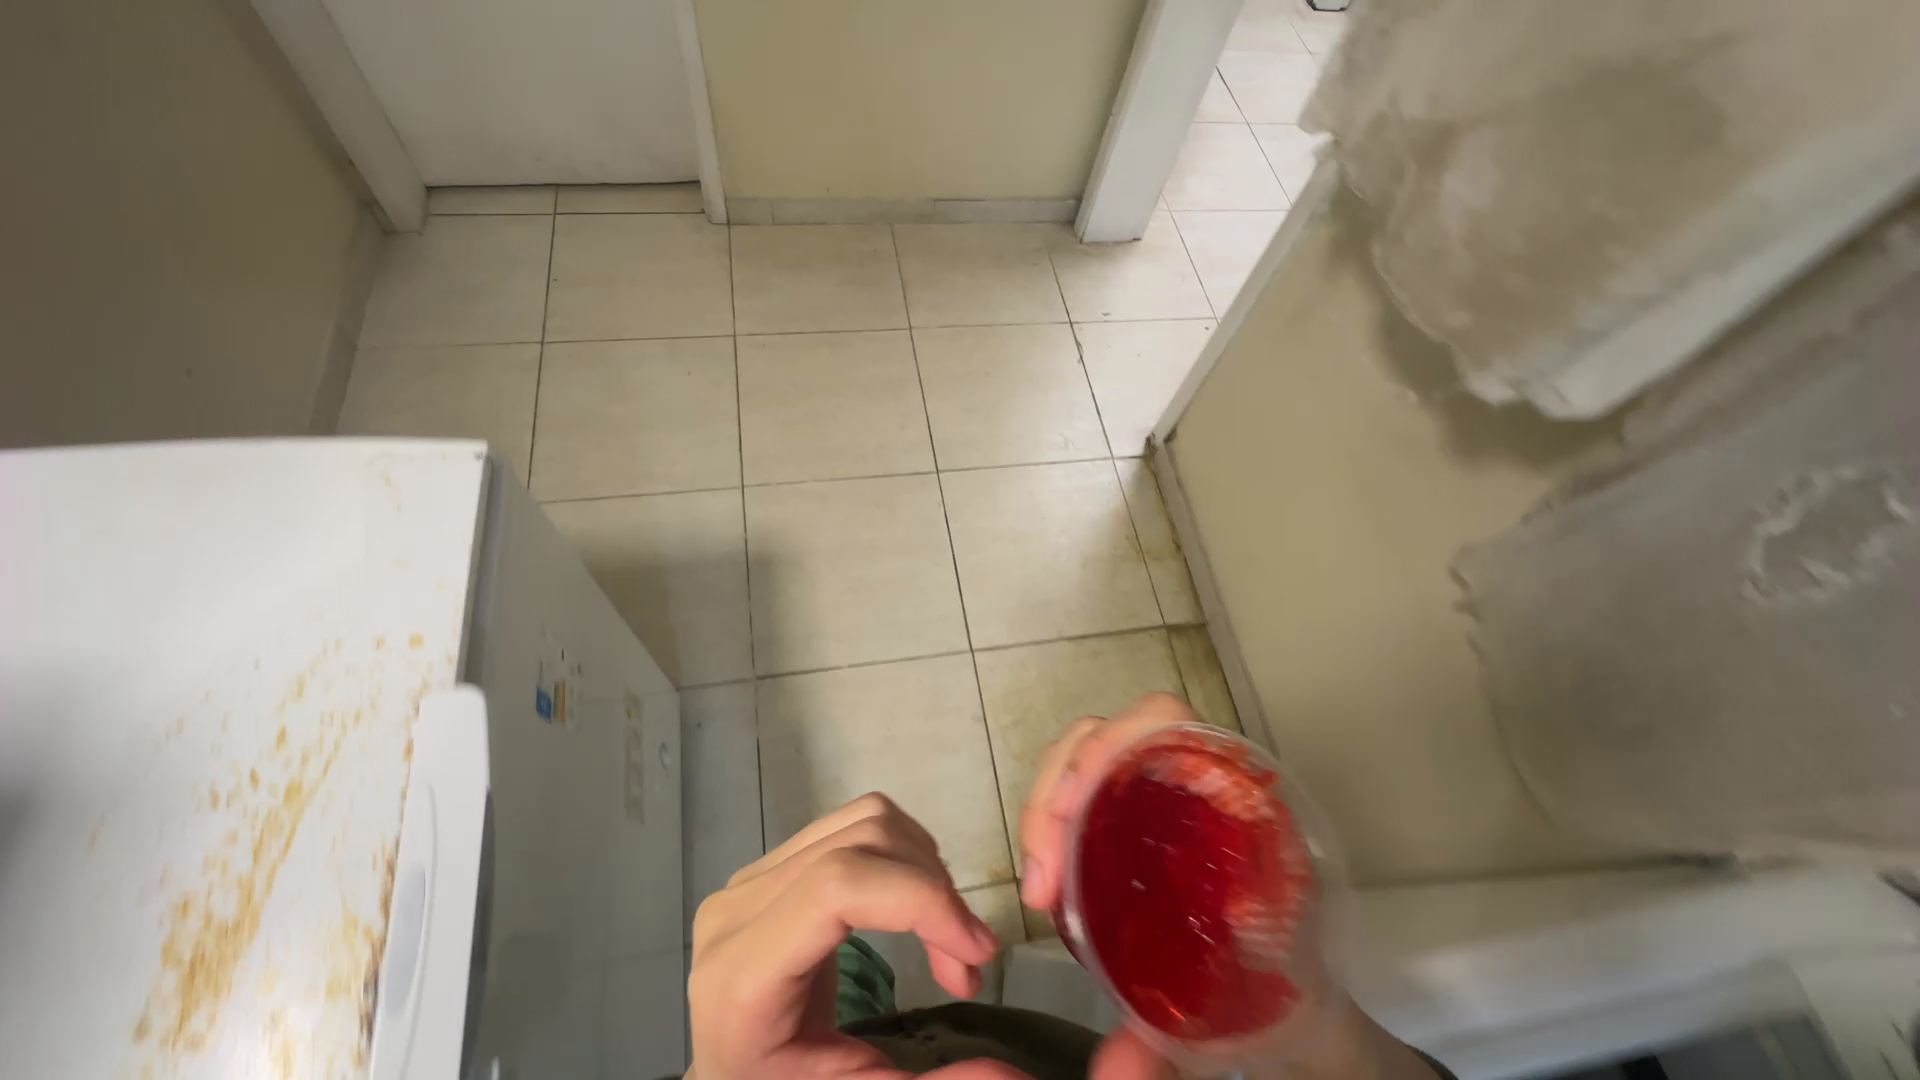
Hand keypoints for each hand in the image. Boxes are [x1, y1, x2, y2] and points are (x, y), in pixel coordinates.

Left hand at [686, 793, 1030, 1079]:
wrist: (727, 1070)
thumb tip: (1020, 1075)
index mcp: (743, 975)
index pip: (837, 888)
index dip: (921, 900)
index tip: (978, 951)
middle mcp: (738, 909)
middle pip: (861, 844)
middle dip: (937, 891)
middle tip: (971, 959)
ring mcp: (753, 877)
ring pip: (864, 820)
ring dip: (926, 866)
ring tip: (945, 930)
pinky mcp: (773, 862)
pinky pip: (854, 823)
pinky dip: (906, 852)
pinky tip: (914, 901)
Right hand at [1018, 694, 1439, 1079]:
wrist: (1291, 996)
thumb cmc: (1278, 970)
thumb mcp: (1250, 982)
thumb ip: (1190, 1019)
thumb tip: (1118, 1065)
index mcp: (1224, 787)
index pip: (1160, 718)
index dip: (1109, 742)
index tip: (1072, 806)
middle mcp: (1177, 776)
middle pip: (1098, 741)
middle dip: (1055, 795)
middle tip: (1041, 874)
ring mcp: (1144, 797)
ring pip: (1075, 769)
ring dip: (1043, 816)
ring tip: (1038, 886)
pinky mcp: (1120, 825)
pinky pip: (1072, 804)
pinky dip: (1047, 833)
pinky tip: (1044, 883)